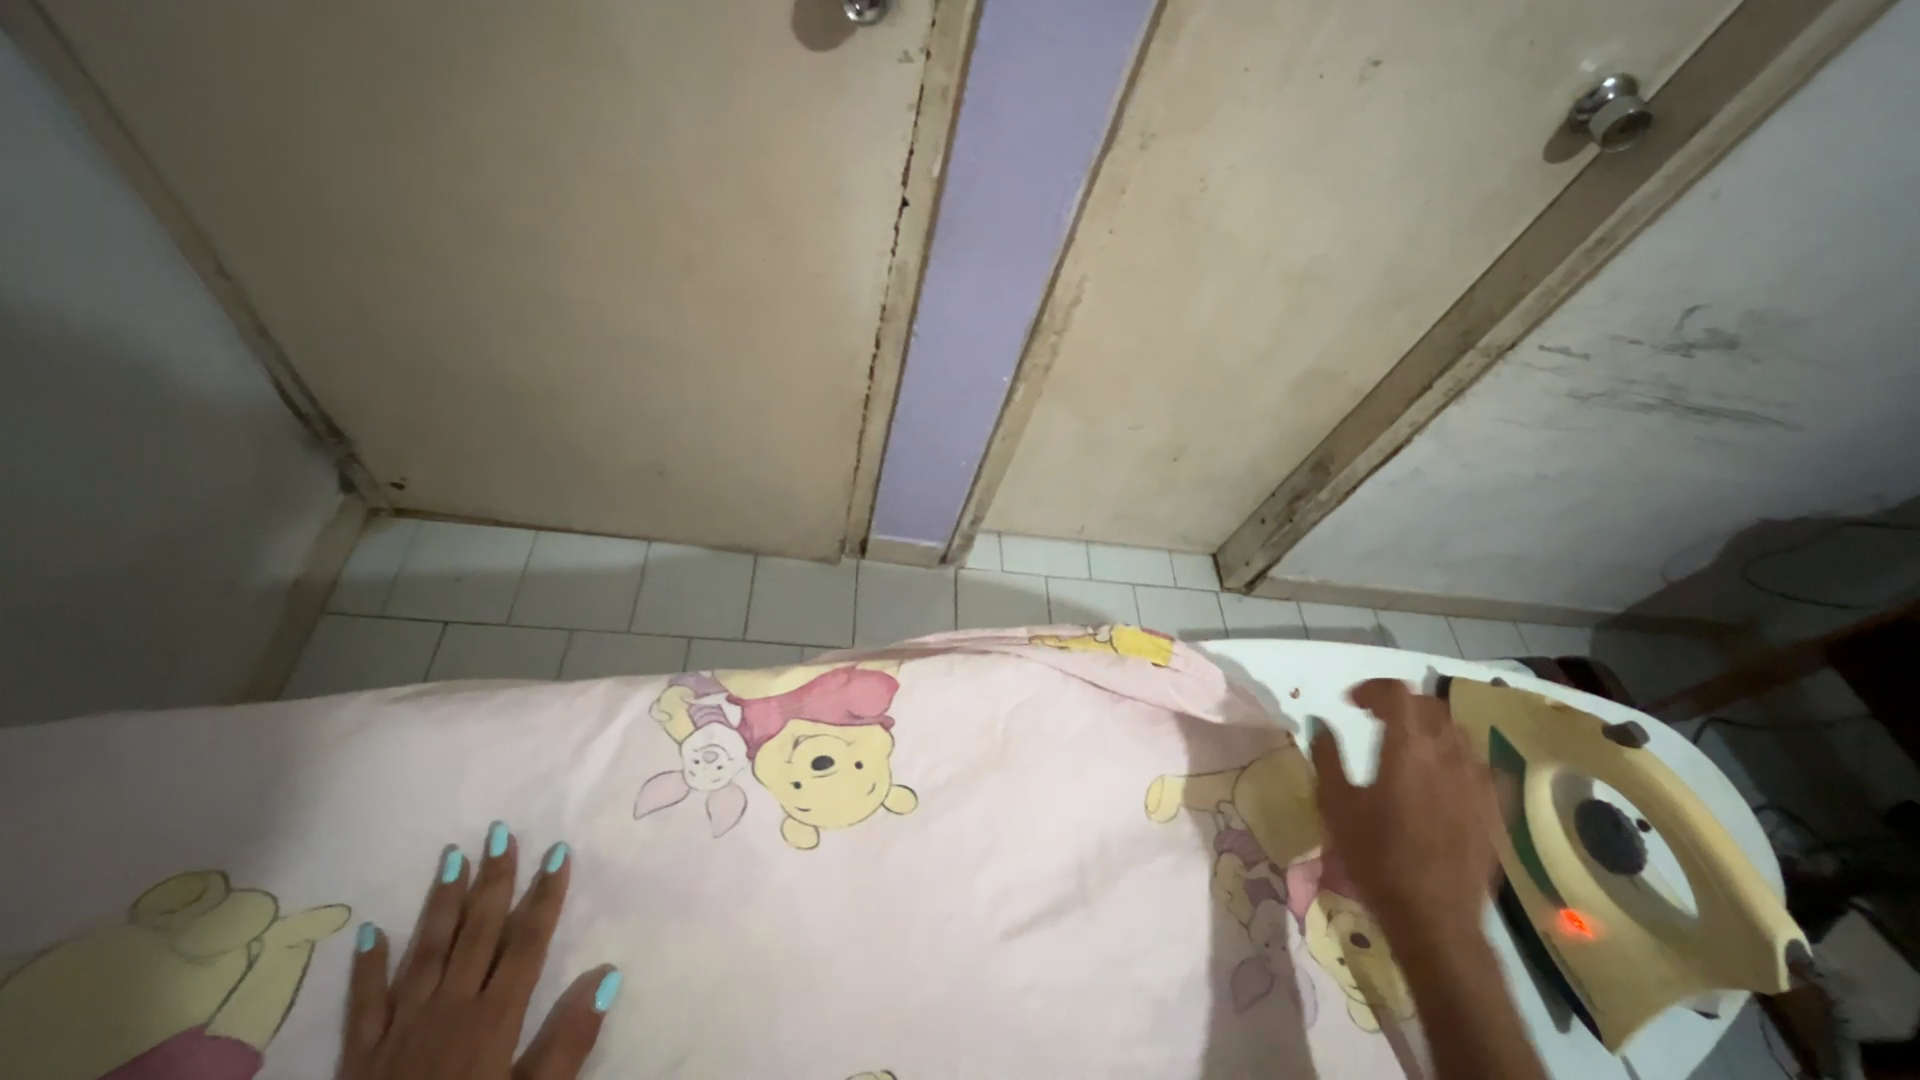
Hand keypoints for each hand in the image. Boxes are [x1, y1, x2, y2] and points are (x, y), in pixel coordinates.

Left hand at [338, 826, 619, 1079]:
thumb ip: (568, 1040)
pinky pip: (364, 1002)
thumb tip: (607, 973)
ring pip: (425, 951)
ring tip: (452, 856)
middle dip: (493, 881)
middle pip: (477, 934)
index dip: (545, 896)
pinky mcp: (361, 1054)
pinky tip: (371, 931)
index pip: (527, 943)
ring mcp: (400, 1027)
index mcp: (494, 1019)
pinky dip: (368, 966)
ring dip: (441, 903)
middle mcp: (448, 1008)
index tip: (558, 852)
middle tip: (501, 831)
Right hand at [1310, 679, 1500, 941]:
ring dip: (1429, 728)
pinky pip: (1477, 763)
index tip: (1351, 704)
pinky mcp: (1495, 806)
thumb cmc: (1375, 859)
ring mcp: (1479, 780)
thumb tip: (1320, 723)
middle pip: (1431, 706)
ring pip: (1457, 732)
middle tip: (1374, 719)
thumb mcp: (1336, 805)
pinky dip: (1454, 756)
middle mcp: (1449, 754)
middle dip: (1400, 704)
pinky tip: (1439, 778)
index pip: (1397, 693)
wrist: (1433, 916)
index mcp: (1408, 748)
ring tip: (1406, 747)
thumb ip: (1327, 756)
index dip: (1372, 689)